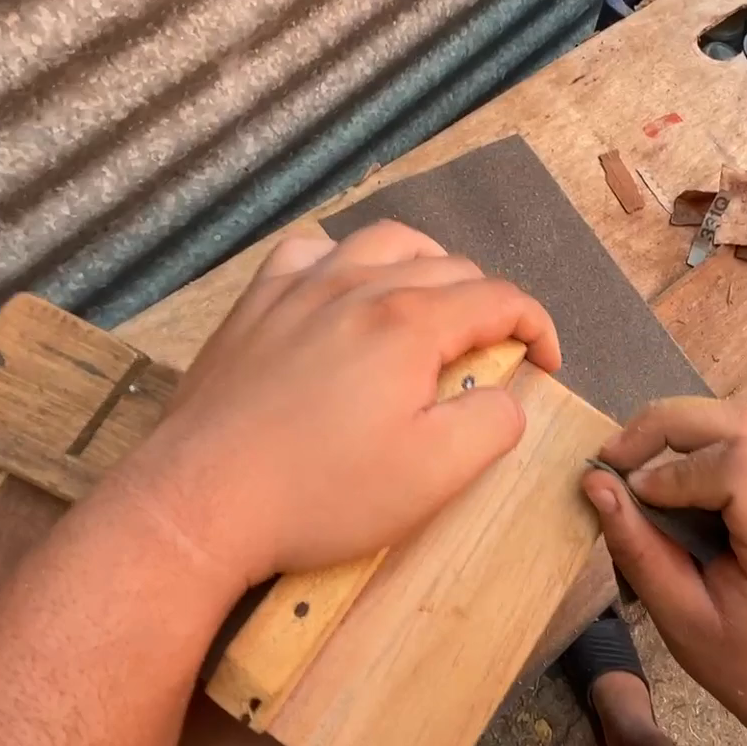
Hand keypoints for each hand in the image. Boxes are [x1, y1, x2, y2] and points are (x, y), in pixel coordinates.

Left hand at [111, 220, 560, 591]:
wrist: (201, 503)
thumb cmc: (324, 493)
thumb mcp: (435, 475)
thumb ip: (493, 422)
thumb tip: (506, 394)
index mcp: (411, 324)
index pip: (500, 299)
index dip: (538, 326)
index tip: (545, 364)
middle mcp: (361, 286)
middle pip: (451, 267)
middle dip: (488, 305)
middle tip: (488, 357)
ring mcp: (302, 287)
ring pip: (386, 242)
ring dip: (428, 267)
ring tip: (432, 305)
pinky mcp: (258, 303)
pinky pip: (311, 251)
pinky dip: (345, 259)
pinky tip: (343, 288)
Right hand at [582, 398, 746, 744]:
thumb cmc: (746, 662)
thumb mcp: (680, 619)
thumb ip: (638, 548)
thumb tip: (595, 481)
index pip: (740, 466)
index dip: (676, 470)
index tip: (633, 494)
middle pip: (739, 423)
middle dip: (665, 425)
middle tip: (615, 456)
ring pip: (741, 420)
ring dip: (680, 428)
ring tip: (638, 462)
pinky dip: (701, 441)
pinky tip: (675, 474)